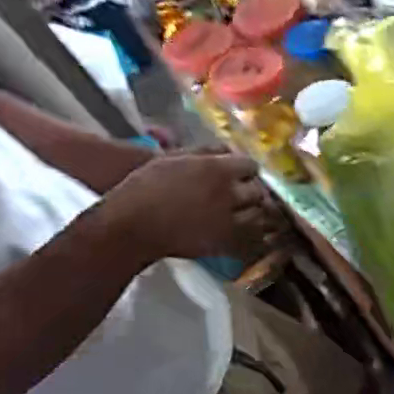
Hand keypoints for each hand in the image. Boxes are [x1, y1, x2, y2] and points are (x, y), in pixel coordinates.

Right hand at [92, 153, 284, 262]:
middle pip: (258, 192)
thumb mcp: (173, 158)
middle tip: (243, 194)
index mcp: (217, 170)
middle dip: (252, 191)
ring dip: (255, 214)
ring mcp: (231, 221)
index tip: (240, 173)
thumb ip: (205, 152)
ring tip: (244, 213)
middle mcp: (230, 194)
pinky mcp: (227, 243)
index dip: (245, 169)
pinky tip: (242, 231)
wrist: (134, 224)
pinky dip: (252, 235)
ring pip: (259, 217)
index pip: (250, 166)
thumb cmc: (146, 186)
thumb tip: (228, 150)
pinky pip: (251, 239)